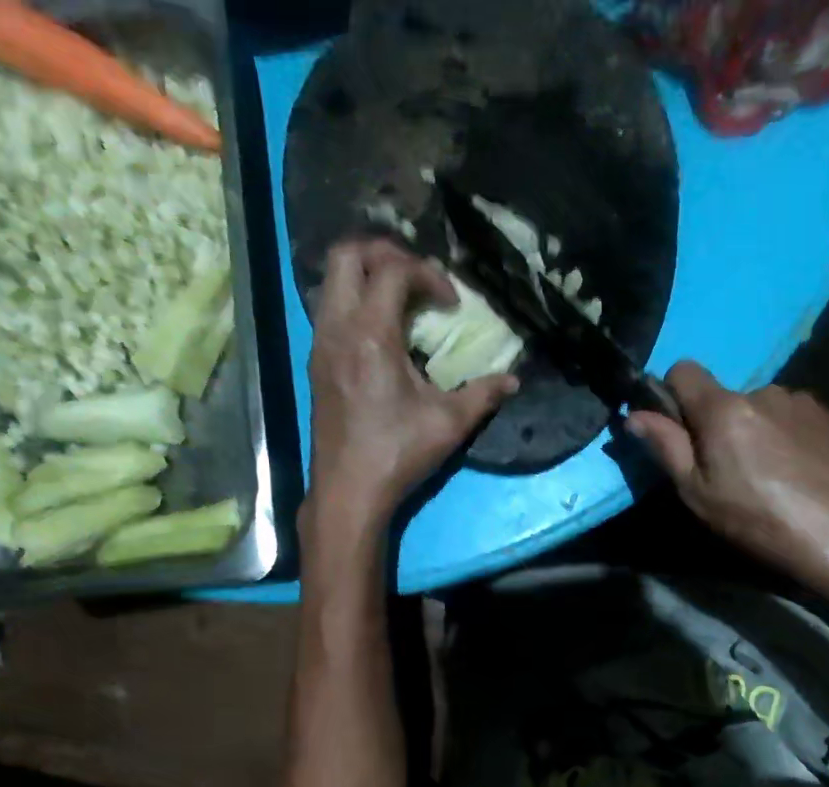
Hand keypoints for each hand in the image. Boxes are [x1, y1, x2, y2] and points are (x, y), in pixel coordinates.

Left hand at [305, 238, 518, 524]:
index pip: (392, 270)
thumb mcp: (450, 424)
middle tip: (417, 278)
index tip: (451, 304)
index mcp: (370, 335)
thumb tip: (512, 380)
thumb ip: (484, 394)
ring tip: (400, 300)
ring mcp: (320, 345)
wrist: (348, 491)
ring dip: (366, 277)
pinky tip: (381, 333)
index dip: (428, 273)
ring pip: (331, 281)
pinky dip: (354, 302)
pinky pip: (329, 309)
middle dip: (385, 253)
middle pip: (346, 255)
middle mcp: (337, 329)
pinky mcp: (316, 363)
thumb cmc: (397, 454)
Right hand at [626, 361, 828, 611]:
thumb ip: (665, 446)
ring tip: (762, 474)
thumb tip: (633, 415)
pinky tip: (790, 470)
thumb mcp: (697, 492)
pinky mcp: (825, 416)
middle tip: (722, 471)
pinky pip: (784, 415)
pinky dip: (777, 433)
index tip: (675, 431)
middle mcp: (762, 391)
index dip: (670, 395)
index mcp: (724, 408)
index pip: (683, 370)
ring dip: (748, 428)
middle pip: (720, 396)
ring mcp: (798, 401)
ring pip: (754, 407)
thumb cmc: (758, 519)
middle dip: (712, 423)